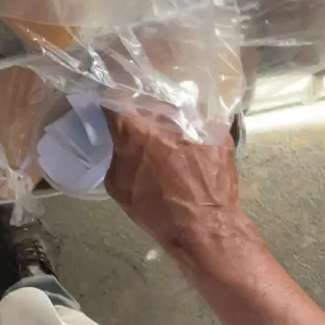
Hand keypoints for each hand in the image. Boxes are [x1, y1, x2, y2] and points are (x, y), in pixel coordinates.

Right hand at [106, 107, 253, 256]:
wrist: (205, 226)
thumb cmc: (156, 210)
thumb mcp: (119, 185)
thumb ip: (118, 154)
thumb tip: (121, 140)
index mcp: (135, 132)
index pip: (114, 99)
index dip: (108, 99)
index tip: (106, 102)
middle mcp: (166, 119)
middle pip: (148, 99)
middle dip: (141, 107)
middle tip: (138, 120)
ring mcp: (196, 122)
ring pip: (175, 107)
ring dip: (168, 116)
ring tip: (167, 131)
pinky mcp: (219, 131)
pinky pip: (199, 120)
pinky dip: (191, 128)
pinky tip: (190, 143)